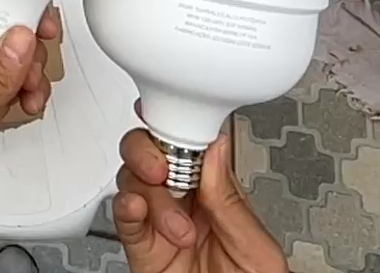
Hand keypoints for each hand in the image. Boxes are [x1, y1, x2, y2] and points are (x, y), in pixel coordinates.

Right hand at [111, 126, 286, 272]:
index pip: (192, 146)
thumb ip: (231, 202)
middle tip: (164, 167)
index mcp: (218, 198)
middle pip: (152, 152)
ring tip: (172, 222)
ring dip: (145, 188)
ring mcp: (160, 225)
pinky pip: (121, 216)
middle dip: (150, 149)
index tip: (180, 124)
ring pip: (133, 177)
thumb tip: (215, 146)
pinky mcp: (140, 249)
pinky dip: (123, 205)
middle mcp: (186, 205)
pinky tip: (135, 208)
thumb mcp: (258, 254)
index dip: (180, 127)